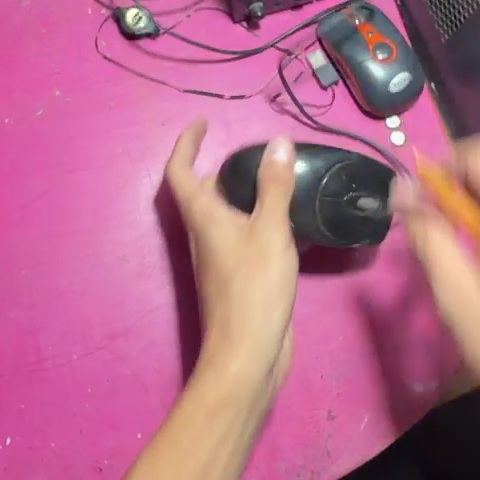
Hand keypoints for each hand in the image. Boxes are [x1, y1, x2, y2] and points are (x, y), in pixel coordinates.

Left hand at [164, 121, 299, 398]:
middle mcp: (206, 235)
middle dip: (225, 170)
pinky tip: (299, 226)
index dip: (186, 144)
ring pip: (229, 217)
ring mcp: (222, 259)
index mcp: (203, 218)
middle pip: (205, 193)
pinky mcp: (241, 278)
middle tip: (259, 155)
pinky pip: (249, 239)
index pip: (180, 172)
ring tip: (282, 182)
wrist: (248, 355)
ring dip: (248, 197)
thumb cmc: (253, 289)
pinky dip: (267, 225)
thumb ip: (275, 187)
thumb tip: (278, 142)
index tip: (204, 124)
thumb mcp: (270, 232)